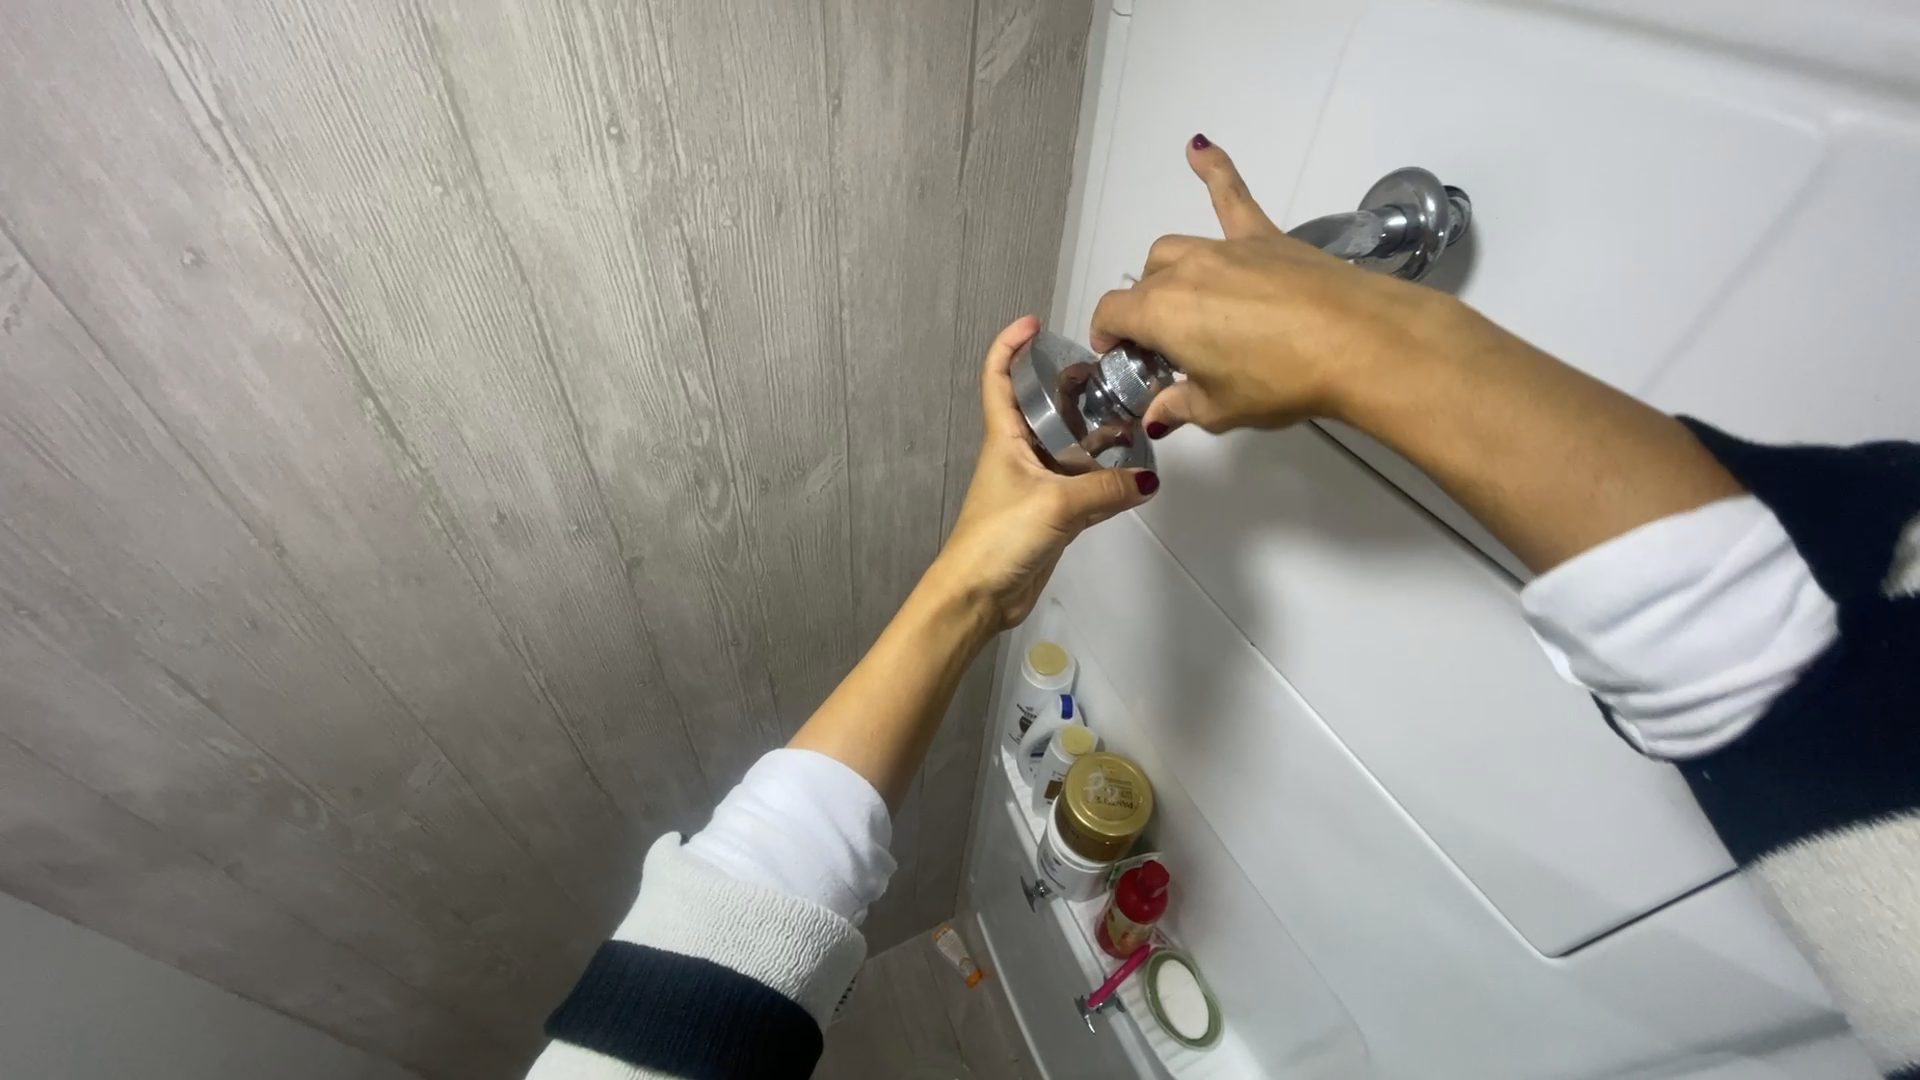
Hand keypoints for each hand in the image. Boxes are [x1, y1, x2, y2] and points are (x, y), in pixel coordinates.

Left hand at [925, 316, 1158, 631]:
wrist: (980, 596)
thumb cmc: (996, 540)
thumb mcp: (1055, 505)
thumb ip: (1105, 490)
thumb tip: (1147, 479)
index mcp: (1005, 438)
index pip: (999, 379)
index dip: (1010, 346)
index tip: (1034, 323)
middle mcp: (1020, 455)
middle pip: (1046, 410)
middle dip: (1073, 389)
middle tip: (1109, 376)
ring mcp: (1038, 486)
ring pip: (1071, 450)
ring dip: (1097, 437)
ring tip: (1134, 421)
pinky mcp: (1052, 515)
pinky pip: (1085, 488)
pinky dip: (1107, 482)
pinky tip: (1136, 478)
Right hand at [1090, 138, 1474, 434]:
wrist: (1361, 345)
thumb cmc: (1280, 382)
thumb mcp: (1218, 410)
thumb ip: (1177, 408)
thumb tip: (1155, 418)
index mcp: (1162, 313)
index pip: (1111, 313)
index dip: (1105, 336)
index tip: (1116, 356)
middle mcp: (1184, 271)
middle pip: (1145, 285)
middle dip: (1143, 315)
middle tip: (1164, 350)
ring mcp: (1225, 248)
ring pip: (1174, 251)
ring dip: (1166, 275)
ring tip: (1183, 303)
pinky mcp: (1264, 236)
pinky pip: (1232, 194)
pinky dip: (1213, 169)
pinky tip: (1196, 147)